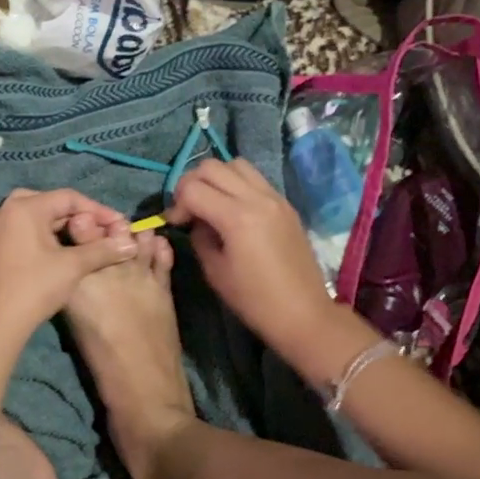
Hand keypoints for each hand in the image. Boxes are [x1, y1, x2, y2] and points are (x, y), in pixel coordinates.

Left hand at [0, 189, 139, 335]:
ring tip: (85, 240)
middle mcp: (6, 210)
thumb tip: (132, 243)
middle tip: (100, 230)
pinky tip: (60, 250)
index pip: (68, 198)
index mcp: (24, 207)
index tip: (118, 226)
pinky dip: (44, 234)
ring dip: (61, 226)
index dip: (97, 210)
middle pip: (50, 203)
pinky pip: (23, 229)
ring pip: (36, 216)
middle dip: (78, 216)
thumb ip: (103, 250)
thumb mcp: (73, 266)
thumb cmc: (35, 288)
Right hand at [163, 159, 341, 351]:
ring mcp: (275, 198)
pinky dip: (237, 185)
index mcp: (237, 217)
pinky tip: (233, 210)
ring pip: (236, 164)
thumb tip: (196, 221)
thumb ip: (200, 237)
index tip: (176, 223)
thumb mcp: (215, 272)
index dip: (177, 203)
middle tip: (189, 209)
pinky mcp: (286, 204)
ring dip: (217, 178)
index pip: (193, 188)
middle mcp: (257, 198)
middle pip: (212, 166)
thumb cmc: (255, 300)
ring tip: (211, 204)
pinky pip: (255, 179)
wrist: (304, 313)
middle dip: (192, 183)